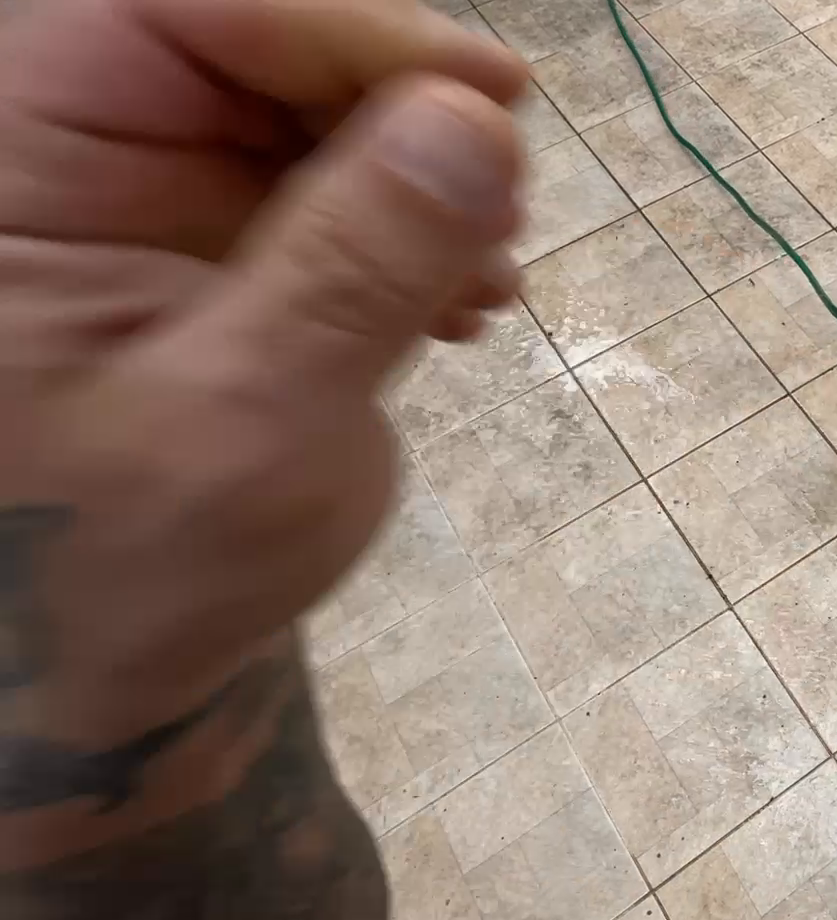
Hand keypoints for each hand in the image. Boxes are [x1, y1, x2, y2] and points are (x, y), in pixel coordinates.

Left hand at [0, 0, 526, 738]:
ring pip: (321, 133)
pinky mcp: (227, 262)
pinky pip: (343, 210)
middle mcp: (69, 155)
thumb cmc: (134, 560)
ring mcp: (155, 209)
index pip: (187, 10)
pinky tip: (461, 310)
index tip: (504, 95)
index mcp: (6, 157)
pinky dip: (423, 248)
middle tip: (505, 213)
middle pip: (266, 58)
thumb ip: (363, 261)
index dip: (360, 34)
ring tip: (490, 284)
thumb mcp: (260, 410)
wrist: (109, 656)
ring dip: (431, 197)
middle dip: (407, 125)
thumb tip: (477, 127)